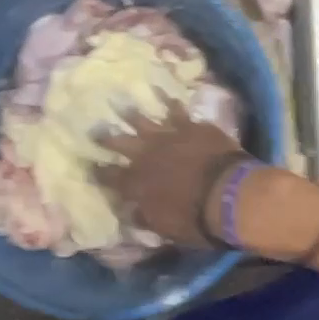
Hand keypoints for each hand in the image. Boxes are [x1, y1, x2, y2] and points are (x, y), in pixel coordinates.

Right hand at [97, 105, 251, 247]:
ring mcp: (168, 137)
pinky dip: (169, 102)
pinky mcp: (190, 126)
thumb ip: (144, 217)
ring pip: (143, 121)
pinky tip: (163, 92)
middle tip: (95, 130)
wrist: (228, 193)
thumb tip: (131, 212)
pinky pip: (176, 110)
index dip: (100, 173)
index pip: (112, 178)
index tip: (90, 166)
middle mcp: (146, 156)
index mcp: (137, 183)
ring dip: (131, 114)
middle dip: (107, 138)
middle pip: (121, 144)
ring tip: (120, 105)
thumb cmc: (196, 218)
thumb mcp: (164, 228)